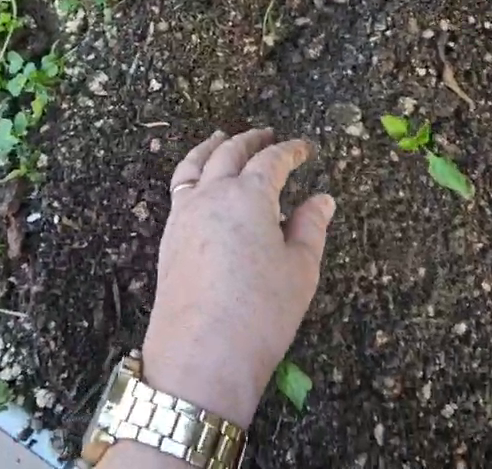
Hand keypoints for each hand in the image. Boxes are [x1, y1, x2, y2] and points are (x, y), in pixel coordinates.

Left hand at [140, 128, 335, 426]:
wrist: (200, 357)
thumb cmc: (261, 313)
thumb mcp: (301, 271)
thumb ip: (311, 227)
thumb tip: (322, 199)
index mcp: (250, 195)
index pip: (273, 161)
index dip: (291, 151)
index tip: (305, 148)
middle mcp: (213, 194)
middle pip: (231, 153)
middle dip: (251, 140)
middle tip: (267, 135)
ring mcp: (185, 214)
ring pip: (196, 165)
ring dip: (213, 147)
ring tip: (222, 138)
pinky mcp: (169, 238)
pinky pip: (180, 188)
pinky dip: (193, 172)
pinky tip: (200, 182)